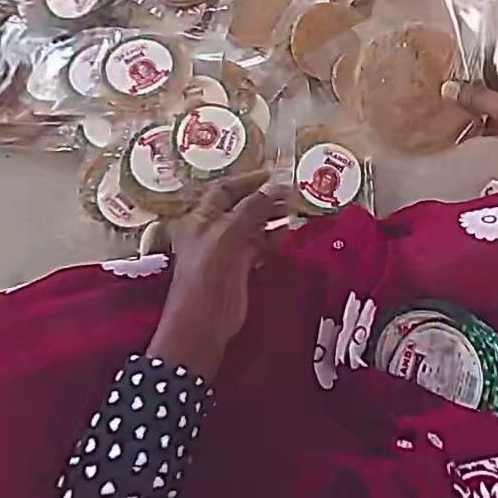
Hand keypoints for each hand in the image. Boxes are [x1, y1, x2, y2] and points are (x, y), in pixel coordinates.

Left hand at [146, 172, 289, 380]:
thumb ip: (253, 208)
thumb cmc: (209, 272)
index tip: (273, 175)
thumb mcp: (229, 233)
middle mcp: (215, 230)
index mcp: (203, 217)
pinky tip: (288, 234)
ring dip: (273, 216)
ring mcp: (228, 249)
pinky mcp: (241, 267)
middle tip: (291, 194)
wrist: (204, 323)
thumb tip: (275, 186)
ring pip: (254, 225)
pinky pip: (260, 246)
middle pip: (243, 206)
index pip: (226, 189)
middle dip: (266, 198)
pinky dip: (274, 238)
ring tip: (294, 210)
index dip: (248, 180)